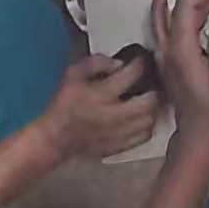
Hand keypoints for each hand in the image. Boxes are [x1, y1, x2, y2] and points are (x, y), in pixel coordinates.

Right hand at [34, 54, 161, 160]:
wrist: (56, 137)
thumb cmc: (64, 104)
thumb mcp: (73, 75)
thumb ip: (95, 63)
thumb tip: (119, 64)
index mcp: (103, 94)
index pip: (132, 74)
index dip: (139, 64)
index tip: (140, 61)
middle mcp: (116, 114)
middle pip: (149, 102)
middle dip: (152, 91)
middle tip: (148, 86)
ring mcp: (120, 132)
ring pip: (150, 119)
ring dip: (150, 109)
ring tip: (144, 103)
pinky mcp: (121, 146)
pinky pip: (144, 135)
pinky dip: (145, 126)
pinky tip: (138, 120)